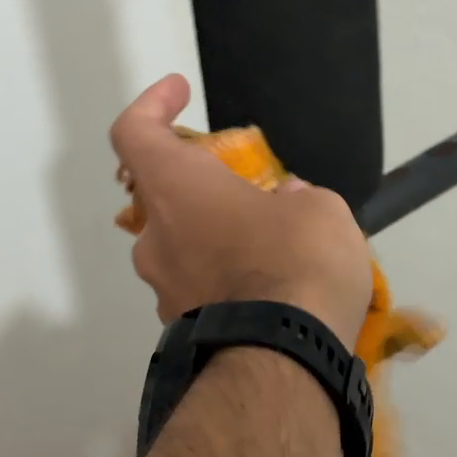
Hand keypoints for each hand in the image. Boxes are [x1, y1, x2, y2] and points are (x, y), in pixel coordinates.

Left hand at [111, 75, 371, 346]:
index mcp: (177, 192)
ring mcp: (164, 292)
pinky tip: (272, 297)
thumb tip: (286, 206)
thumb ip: (297, 199)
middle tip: (257, 197)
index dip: (153, 104)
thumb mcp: (321, 211)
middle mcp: (155, 239)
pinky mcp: (180, 333)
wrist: (285, 363)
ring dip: (219, 242)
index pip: (134, 132)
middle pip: (165, 198)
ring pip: (184, 250)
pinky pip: (201, 293)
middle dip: (207, 191)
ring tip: (277, 256)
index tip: (180, 93)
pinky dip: (227, 285)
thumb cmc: (299, 264)